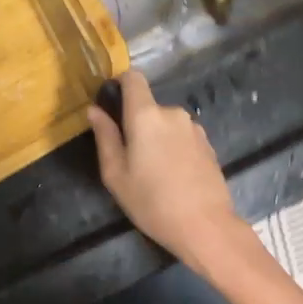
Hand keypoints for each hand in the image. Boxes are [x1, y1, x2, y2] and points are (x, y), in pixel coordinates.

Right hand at [87, 70, 241, 263]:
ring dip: (156, 139)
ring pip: (166, 124)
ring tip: (153, 173)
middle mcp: (173, 113)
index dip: (120, 84)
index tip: (111, 104)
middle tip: (129, 159)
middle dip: (136, 124)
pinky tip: (174, 177)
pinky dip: (173, 149)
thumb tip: (94, 111)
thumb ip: (105, 137)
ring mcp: (194, 128)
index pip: (133, 78)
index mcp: (146, 115)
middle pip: (148, 106)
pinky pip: (182, 137)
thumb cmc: (152, 202)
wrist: (205, 226)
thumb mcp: (116, 175)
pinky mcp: (208, 144)